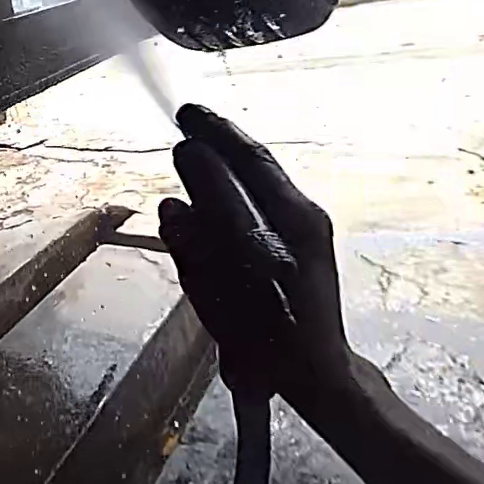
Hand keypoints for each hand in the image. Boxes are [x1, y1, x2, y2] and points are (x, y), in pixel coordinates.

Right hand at [158, 104, 351, 413]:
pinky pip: (268, 188)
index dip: (212, 138)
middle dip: (220, 135)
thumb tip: (170, 205)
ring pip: (264, 172)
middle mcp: (300, 219)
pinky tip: (220, 166)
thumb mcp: (218, 298)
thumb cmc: (263, 340)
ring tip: (203, 130)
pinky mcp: (306, 232)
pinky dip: (241, 169)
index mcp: (287, 229)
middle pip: (256, 163)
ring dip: (231, 148)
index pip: (245, 167)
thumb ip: (192, 248)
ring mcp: (308, 224)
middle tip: (188, 114)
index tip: (184, 118)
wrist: (313, 369)